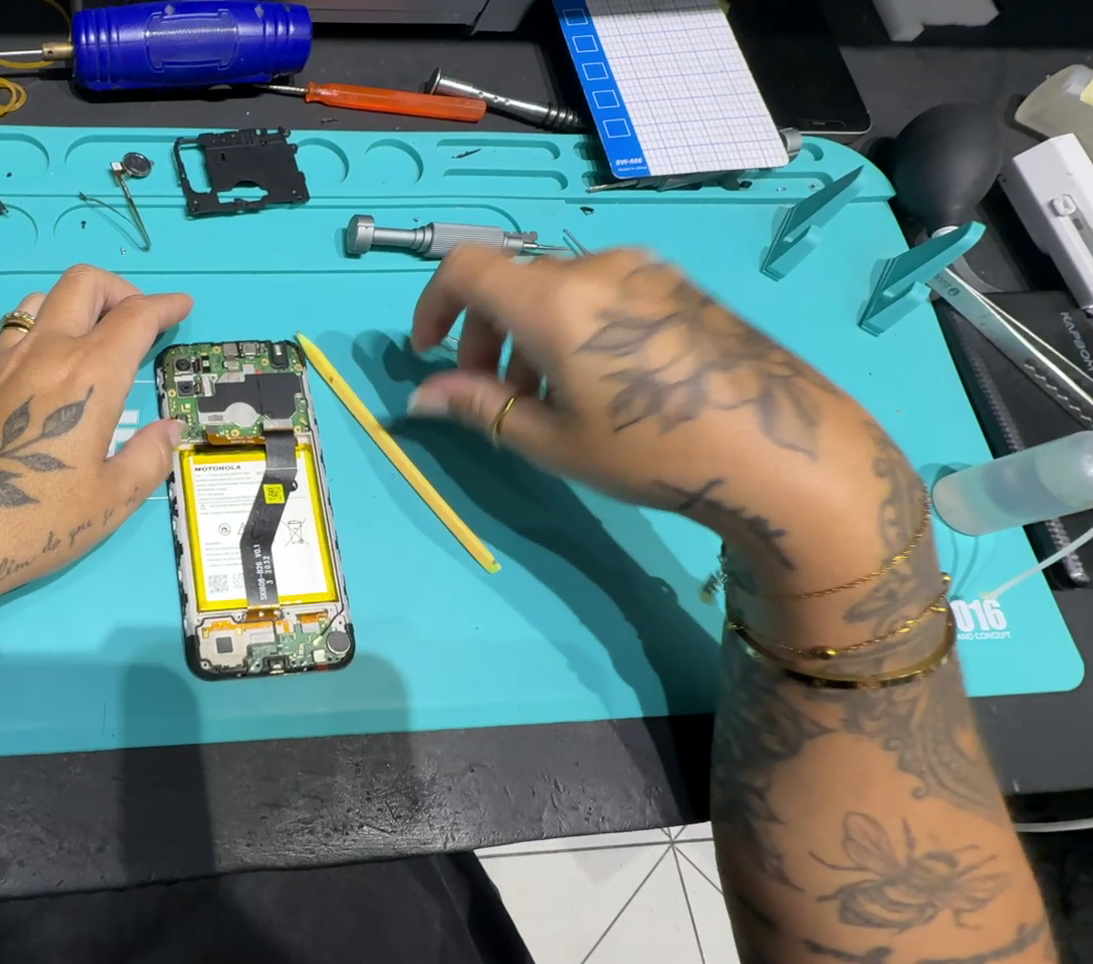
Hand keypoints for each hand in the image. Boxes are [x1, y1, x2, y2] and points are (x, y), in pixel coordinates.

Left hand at [0, 265, 190, 614]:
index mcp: (90, 376)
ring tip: (94, 337)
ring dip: (77, 304)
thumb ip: (149, 457)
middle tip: (139, 319)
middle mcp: (46, 353)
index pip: (135, 317)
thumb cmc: (38, 523)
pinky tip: (49, 371)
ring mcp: (3, 363)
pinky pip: (14, 332)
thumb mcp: (112, 501)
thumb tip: (169, 429)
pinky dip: (43, 330)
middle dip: (121, 289)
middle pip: (84, 284)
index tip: (182, 306)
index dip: (165, 305)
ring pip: (41, 299)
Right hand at [403, 247, 895, 587]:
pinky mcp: (677, 287)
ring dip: (524, 337)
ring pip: (553, 290)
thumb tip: (419, 397)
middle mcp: (597, 270)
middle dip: (480, 336)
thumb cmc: (650, 451)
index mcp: (555, 302)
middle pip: (509, 283)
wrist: (785, 452)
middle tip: (492, 396)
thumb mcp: (548, 439)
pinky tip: (592, 383)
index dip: (431, 307)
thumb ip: (476, 406)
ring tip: (544, 399)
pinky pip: (597, 293)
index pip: (465, 270)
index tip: (428, 354)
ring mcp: (645, 273)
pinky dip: (566, 329)